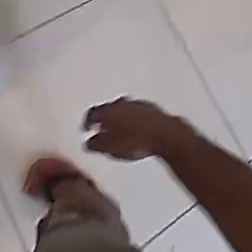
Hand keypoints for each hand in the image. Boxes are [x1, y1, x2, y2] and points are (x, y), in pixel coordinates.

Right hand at [82, 97, 198, 160]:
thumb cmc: (135, 141)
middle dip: (103, 119)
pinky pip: (136, 112)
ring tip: (118, 131)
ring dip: (118, 118)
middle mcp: (122, 103)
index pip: (92, 113)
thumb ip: (95, 144)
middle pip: (108, 109)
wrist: (165, 135)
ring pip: (123, 109)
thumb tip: (89, 142)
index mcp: (108, 110)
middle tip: (101, 129)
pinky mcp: (151, 109)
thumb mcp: (109, 148)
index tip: (86, 129)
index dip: (87, 122)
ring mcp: (138, 104)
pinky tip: (135, 130)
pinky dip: (132, 119)